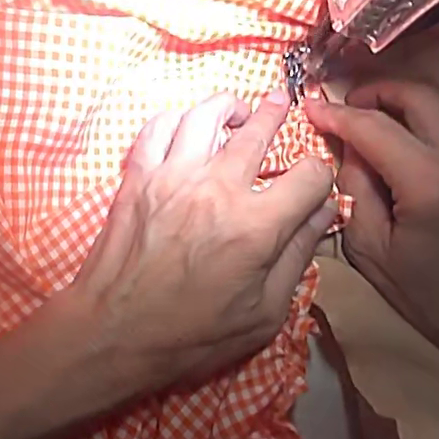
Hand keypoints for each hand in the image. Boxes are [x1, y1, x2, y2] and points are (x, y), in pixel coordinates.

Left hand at [64, 90, 335, 400]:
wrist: (113, 331)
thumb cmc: (190, 335)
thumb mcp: (263, 313)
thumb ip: (296, 256)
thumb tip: (324, 213)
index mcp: (255, 226)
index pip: (309, 175)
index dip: (320, 176)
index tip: (313, 183)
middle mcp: (216, 189)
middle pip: (257, 131)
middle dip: (276, 113)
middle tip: (280, 103)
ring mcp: (171, 177)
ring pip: (204, 115)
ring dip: (227, 107)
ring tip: (236, 112)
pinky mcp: (136, 177)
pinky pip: (156, 128)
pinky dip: (176, 119)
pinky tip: (185, 128)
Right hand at [303, 80, 438, 367]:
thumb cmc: (431, 297)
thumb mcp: (370, 249)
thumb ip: (354, 187)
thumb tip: (348, 147)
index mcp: (434, 182)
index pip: (374, 127)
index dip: (336, 113)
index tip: (310, 106)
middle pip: (419, 96)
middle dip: (375, 93)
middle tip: (345, 107)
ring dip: (404, 110)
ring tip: (373, 130)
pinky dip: (429, 131)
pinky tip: (410, 154)